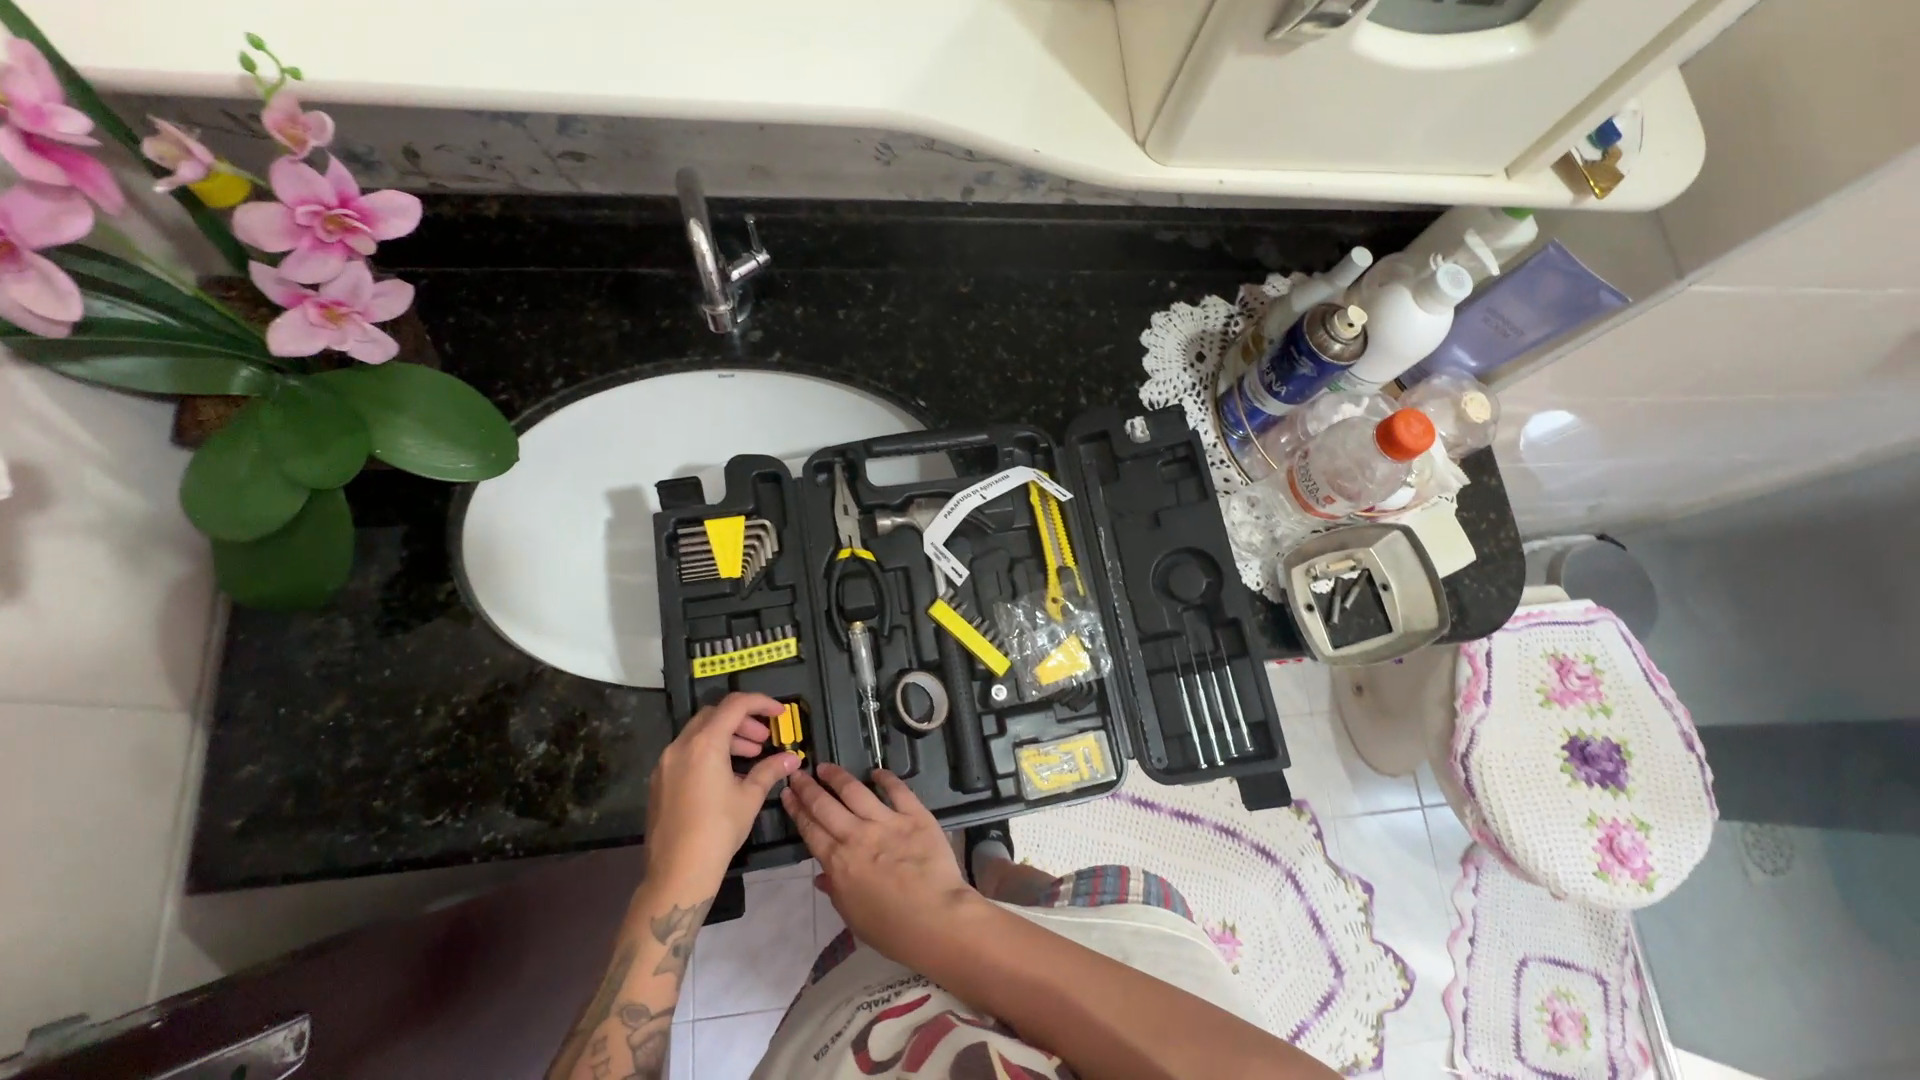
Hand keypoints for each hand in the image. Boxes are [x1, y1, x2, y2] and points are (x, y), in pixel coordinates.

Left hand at [645, 692, 800, 894]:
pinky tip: (725, 776)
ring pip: (698, 734)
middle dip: (742, 722)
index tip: (779, 713)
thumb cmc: (718, 830)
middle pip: (714, 715)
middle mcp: (680, 746)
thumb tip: (792, 758)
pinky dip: (708, 752)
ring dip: (726, 737)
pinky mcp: (659, 781)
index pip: (735, 706)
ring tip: (749, 758)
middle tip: (763, 740)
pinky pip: (686, 753)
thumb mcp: (750, 797)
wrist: (678, 870)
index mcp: (705, 744)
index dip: (761, 703)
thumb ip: (770, 770)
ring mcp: (665, 763)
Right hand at [781, 764, 978, 964]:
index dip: (797, 809)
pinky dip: (886, 778)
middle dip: (808, 787)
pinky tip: (877, 772)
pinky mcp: (915, 816)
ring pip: (855, 791)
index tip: (788, 793)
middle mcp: (857, 835)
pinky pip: (897, 790)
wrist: (934, 918)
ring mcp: (886, 822)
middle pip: (825, 805)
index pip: (811, 829)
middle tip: (798, 773)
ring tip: (826, 767)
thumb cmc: (891, 928)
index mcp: (838, 861)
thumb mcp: (852, 916)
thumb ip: (836, 891)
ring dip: (838, 777)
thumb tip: (822, 877)